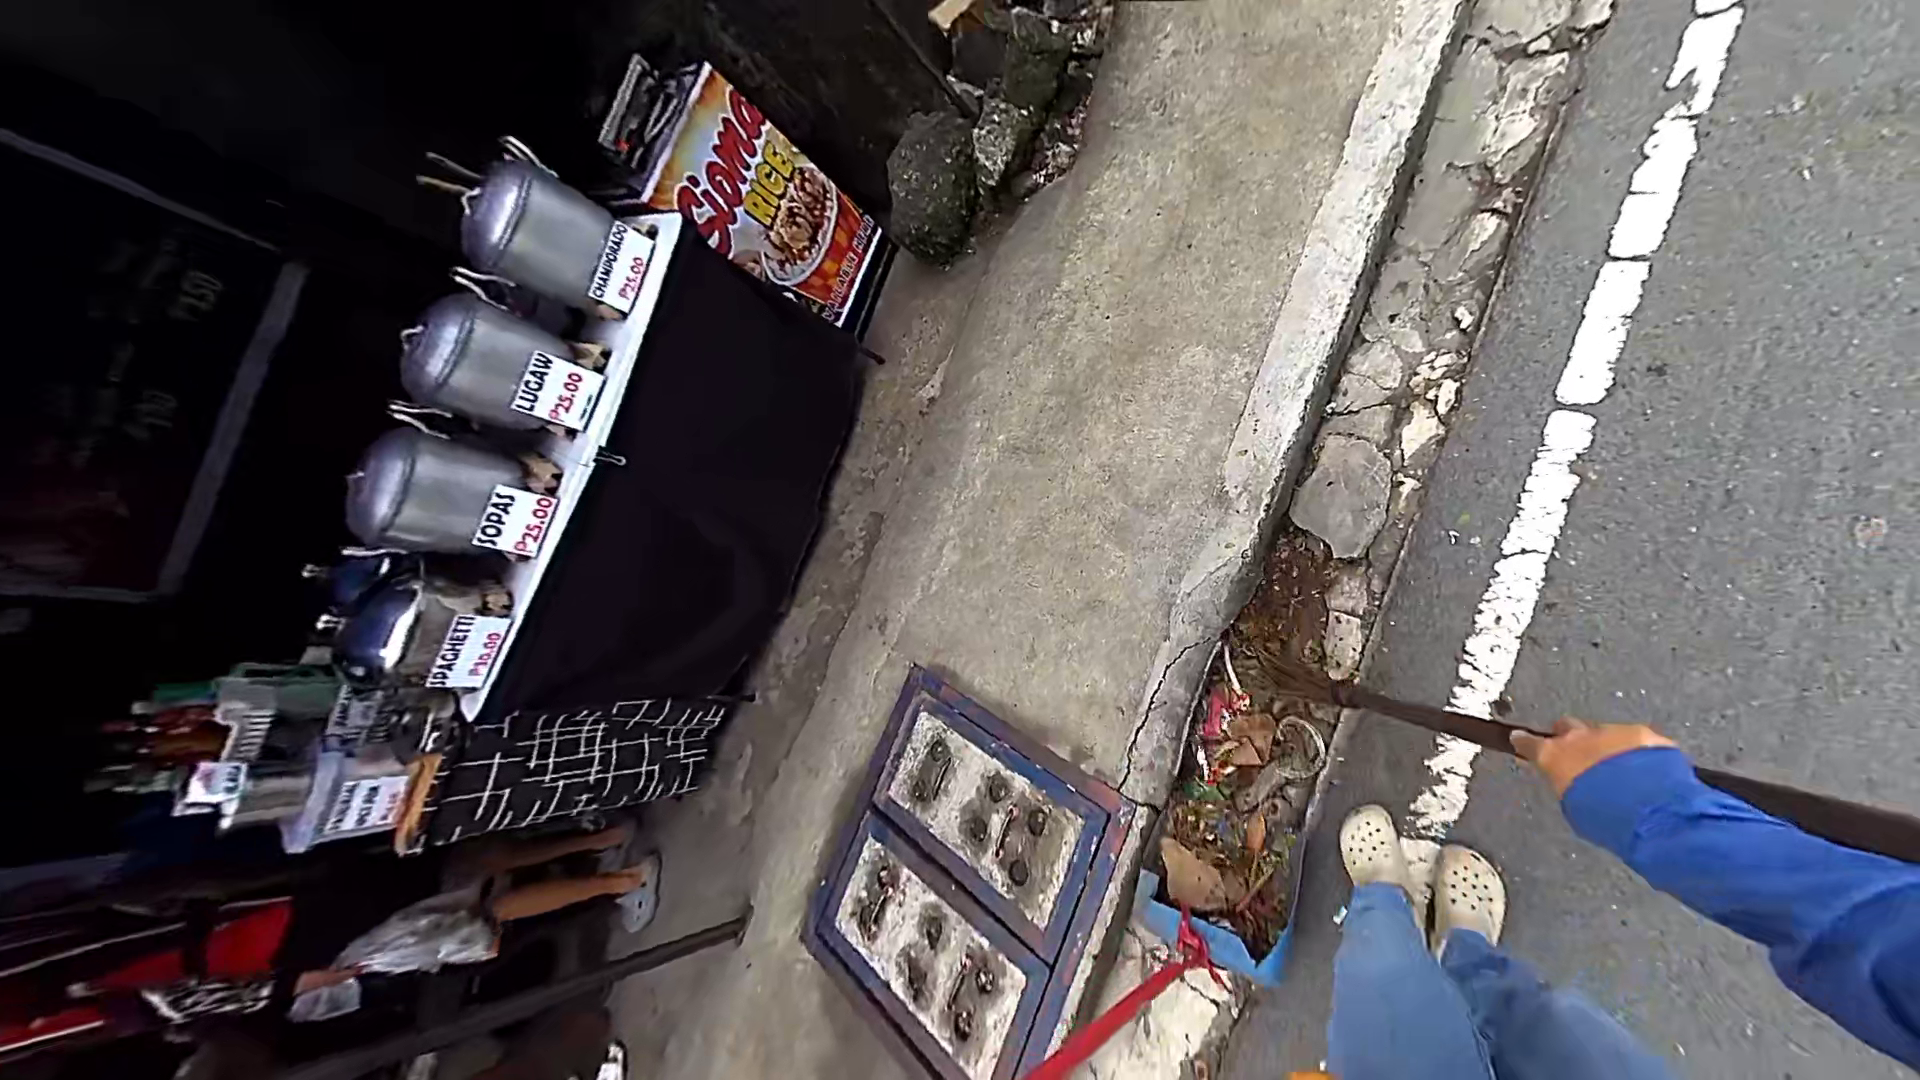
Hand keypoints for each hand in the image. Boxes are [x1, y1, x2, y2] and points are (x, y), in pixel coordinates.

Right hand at [1511, 716, 1675, 795]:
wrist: (1653, 810)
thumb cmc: (1606, 816)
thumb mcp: (1573, 806)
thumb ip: (1565, 785)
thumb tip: (1567, 783)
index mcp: (1550, 755)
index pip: (1526, 741)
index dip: (1524, 741)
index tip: (1522, 740)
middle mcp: (1574, 738)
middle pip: (1566, 726)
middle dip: (1572, 736)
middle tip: (1584, 753)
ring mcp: (1610, 733)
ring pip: (1605, 731)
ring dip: (1610, 744)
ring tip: (1628, 767)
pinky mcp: (1645, 735)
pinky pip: (1640, 738)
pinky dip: (1644, 750)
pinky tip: (1656, 767)